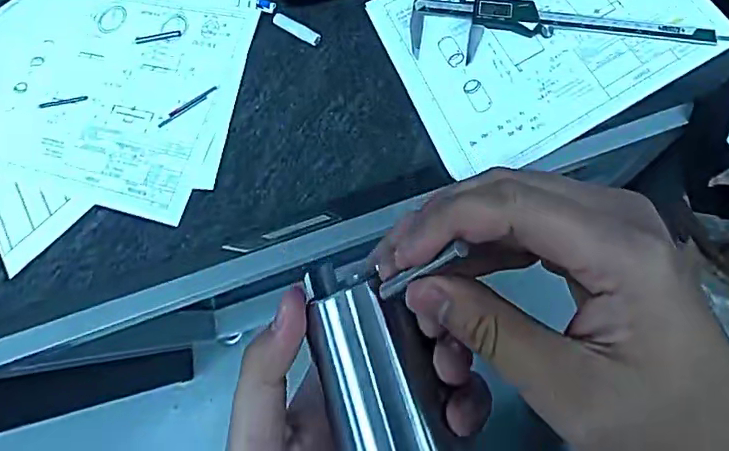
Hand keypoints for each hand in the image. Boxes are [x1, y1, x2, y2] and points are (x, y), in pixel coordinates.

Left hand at [226, 283, 491, 449]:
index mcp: (333, 384)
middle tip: (442, 336)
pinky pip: (458, 423)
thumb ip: (264, 372)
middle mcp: (372, 399)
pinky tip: (460, 414)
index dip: (398, 305)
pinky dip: (470, 409)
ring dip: (458, 367)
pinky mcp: (428, 446)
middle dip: (437, 332)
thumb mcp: (258, 435)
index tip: (416, 292)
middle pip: (417, 346)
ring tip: (454, 374)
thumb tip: (290, 300)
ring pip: (445, 379)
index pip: (372, 326)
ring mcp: (402, 428)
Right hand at [372, 169, 728, 449]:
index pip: (511, 203)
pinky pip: (536, 215)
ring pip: (518, 193)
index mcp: (618, 243)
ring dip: (463, 223)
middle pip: (510, 187)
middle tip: (393, 259)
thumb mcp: (575, 394)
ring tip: (416, 261)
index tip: (395, 257)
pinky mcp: (606, 228)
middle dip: (444, 218)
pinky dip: (493, 237)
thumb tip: (422, 290)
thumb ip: (494, 333)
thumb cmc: (665, 422)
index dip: (444, 221)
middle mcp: (615, 208)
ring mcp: (613, 213)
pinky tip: (463, 265)